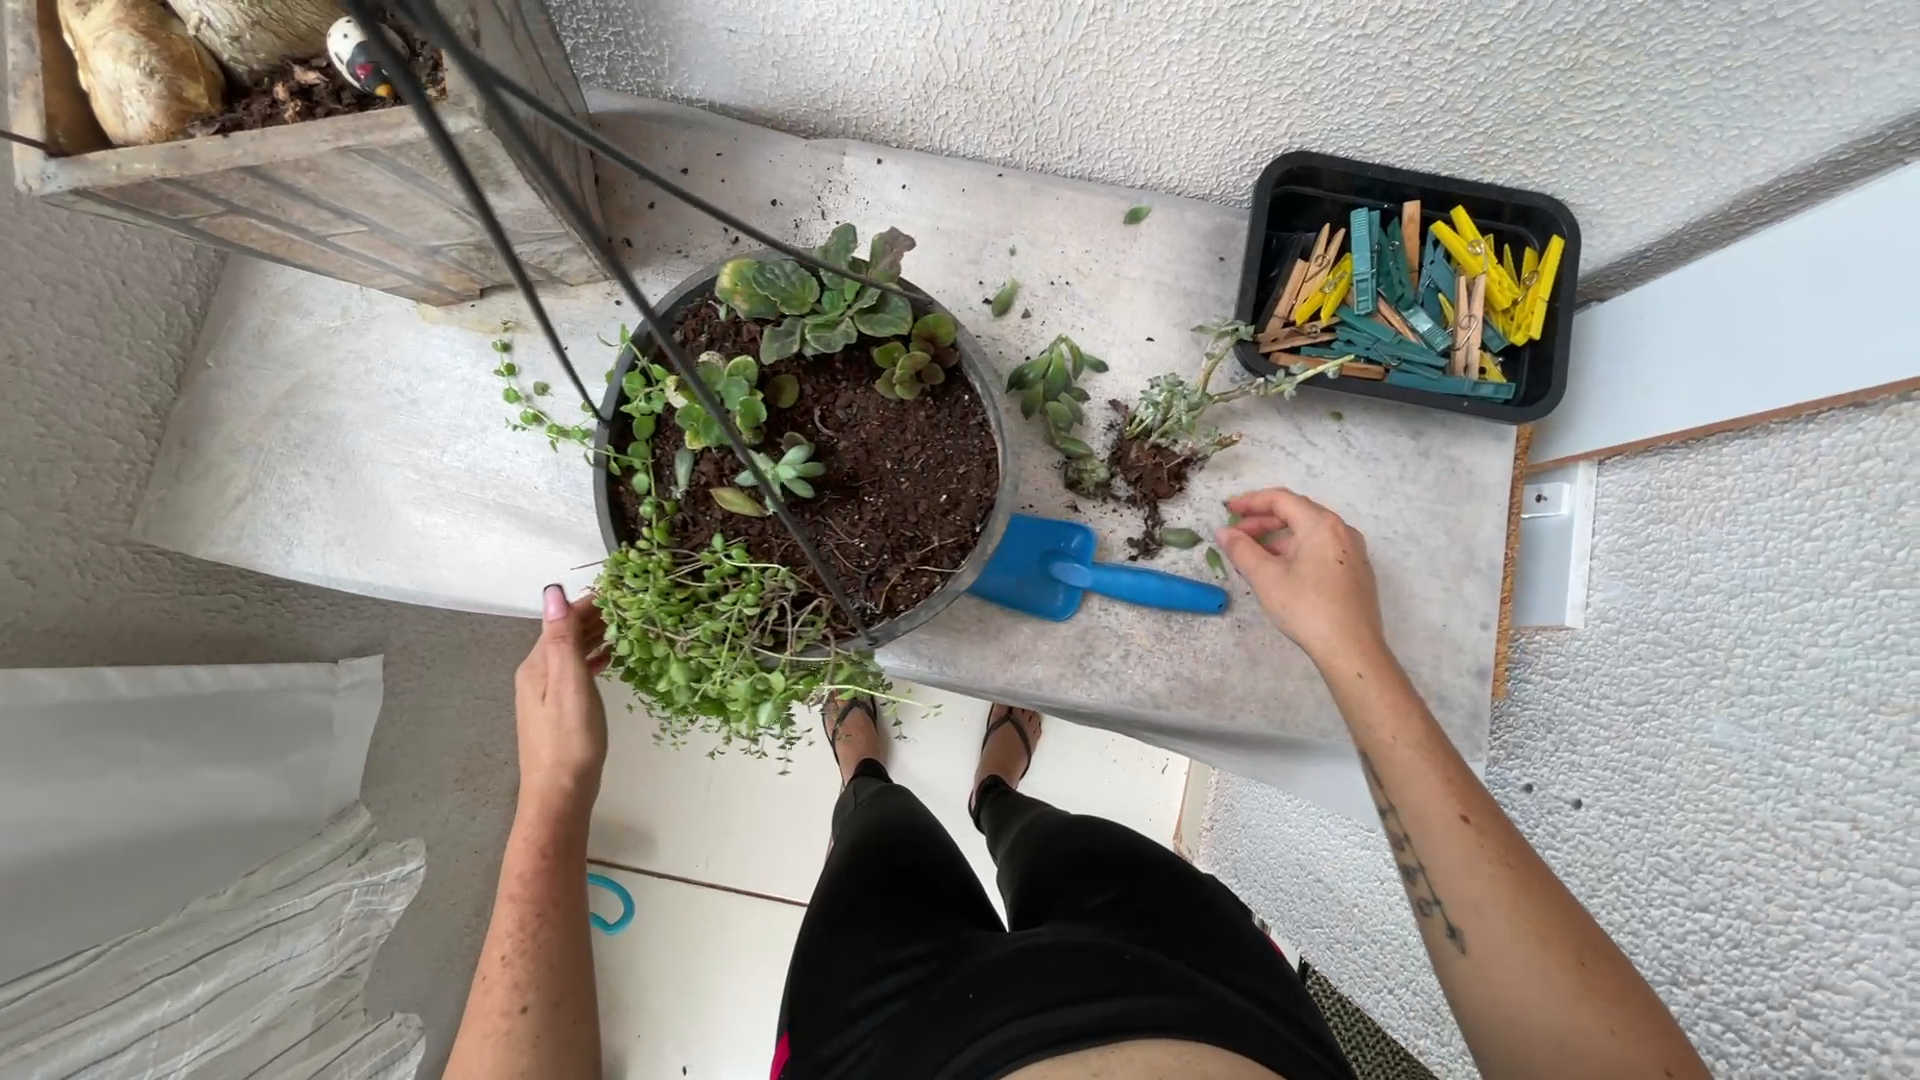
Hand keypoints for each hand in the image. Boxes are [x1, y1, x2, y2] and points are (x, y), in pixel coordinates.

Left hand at [513, 584, 610, 814]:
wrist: (560, 793)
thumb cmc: (570, 740)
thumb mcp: (570, 685)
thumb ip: (563, 639)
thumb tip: (553, 591)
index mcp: (538, 664)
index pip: (563, 618)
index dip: (591, 602)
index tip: (624, 590)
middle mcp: (537, 673)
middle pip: (566, 632)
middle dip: (597, 615)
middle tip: (634, 605)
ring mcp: (546, 692)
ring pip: (572, 651)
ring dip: (597, 635)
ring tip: (628, 625)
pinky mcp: (559, 707)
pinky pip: (576, 669)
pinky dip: (593, 657)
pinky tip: (609, 659)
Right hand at [1216, 488, 1387, 666]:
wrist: (1352, 649)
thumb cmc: (1306, 608)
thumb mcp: (1266, 577)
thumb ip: (1241, 549)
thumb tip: (1223, 531)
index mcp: (1321, 525)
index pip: (1281, 499)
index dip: (1251, 501)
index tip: (1227, 510)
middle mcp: (1341, 531)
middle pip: (1297, 512)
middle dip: (1263, 521)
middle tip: (1236, 534)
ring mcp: (1352, 552)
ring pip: (1309, 532)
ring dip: (1277, 538)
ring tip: (1252, 555)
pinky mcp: (1355, 572)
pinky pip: (1320, 548)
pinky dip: (1295, 550)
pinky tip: (1279, 570)